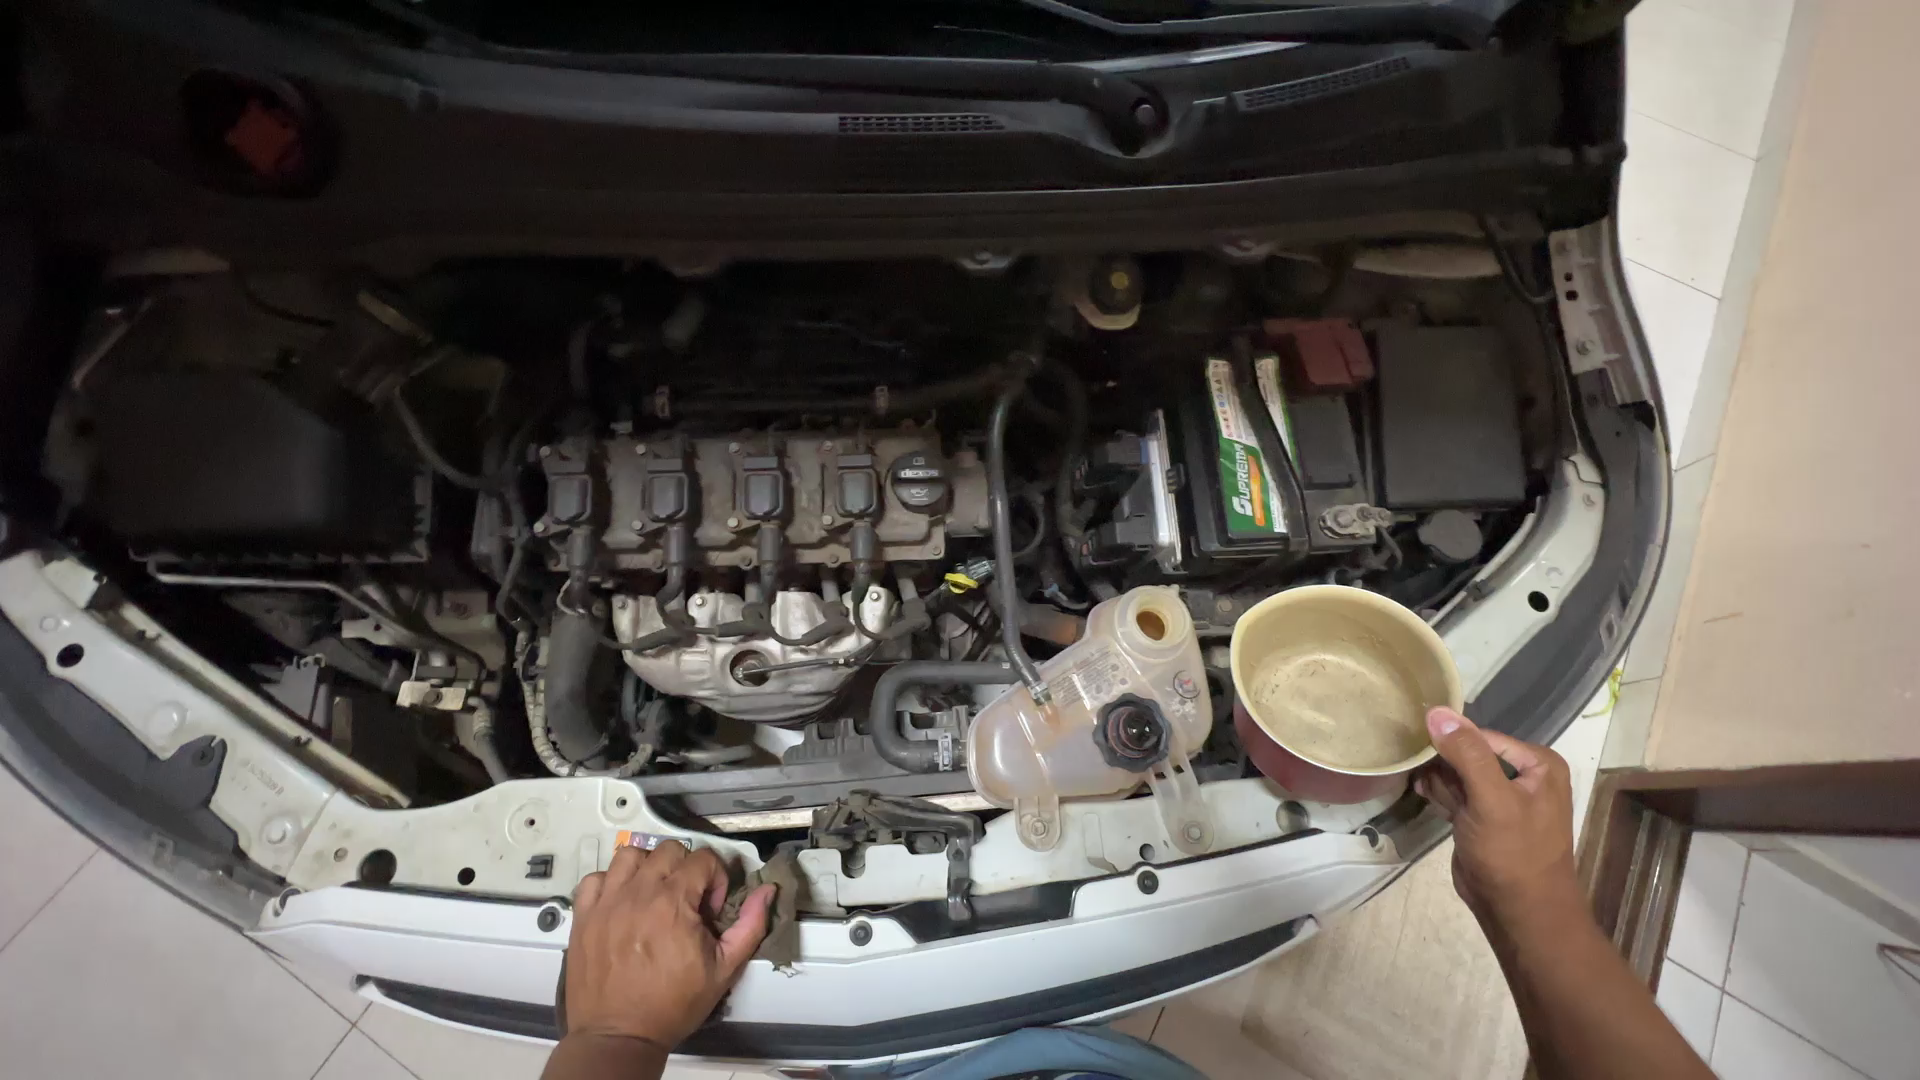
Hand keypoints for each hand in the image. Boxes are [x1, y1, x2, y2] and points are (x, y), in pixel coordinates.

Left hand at [562, 841, 775, 1048]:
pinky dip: (609, 883)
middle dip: (685, 868)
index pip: (703, 858)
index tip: (710, 908)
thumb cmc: (673, 1005)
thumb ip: (750, 925)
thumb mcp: (724, 970)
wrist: (618, 1039)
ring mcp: (607, 903)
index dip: (715, 878)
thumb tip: (768, 891)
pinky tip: (621, 902)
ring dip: (647, 868)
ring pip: (630, 855)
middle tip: (686, 899)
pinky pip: (594, 879)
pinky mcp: (583, 918)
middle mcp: (639, 894)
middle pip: (668, 850)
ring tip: (653, 894)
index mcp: (674, 902)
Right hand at [1414, 706, 1579, 927]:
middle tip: (1413, 766)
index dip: (1449, 740)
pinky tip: (1420, 792)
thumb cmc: (1514, 854)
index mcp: (1538, 765)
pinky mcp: (1479, 815)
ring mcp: (1499, 796)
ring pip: (1455, 768)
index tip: (1417, 747)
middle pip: (1466, 749)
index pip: (1480, 735)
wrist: (1519, 912)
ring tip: (1416, 781)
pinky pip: (1452, 789)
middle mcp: (1522, 775)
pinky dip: (1435, 789)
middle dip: (1439, 758)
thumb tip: (1435, 711)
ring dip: (1433, 774)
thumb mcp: (1493, 799)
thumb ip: (1467, 754)